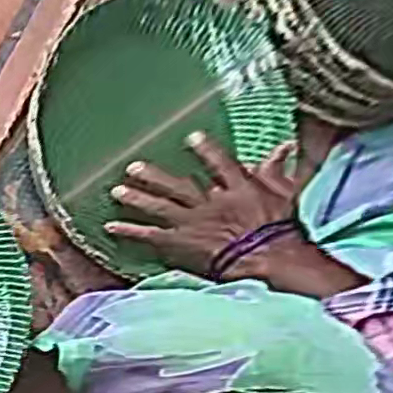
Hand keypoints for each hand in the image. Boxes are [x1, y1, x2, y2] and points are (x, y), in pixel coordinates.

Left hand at [104, 133, 304, 275]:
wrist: (262, 255)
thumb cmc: (277, 224)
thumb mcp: (284, 191)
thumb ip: (276, 169)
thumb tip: (283, 146)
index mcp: (238, 187)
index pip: (221, 163)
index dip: (206, 150)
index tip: (190, 137)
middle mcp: (209, 202)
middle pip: (177, 185)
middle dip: (153, 176)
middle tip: (131, 167)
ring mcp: (189, 222)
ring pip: (158, 206)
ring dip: (135, 199)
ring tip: (115, 192)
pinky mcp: (175, 241)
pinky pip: (147, 234)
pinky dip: (127, 230)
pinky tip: (109, 226)